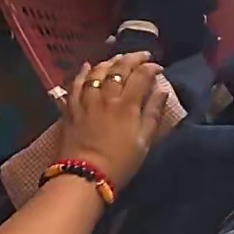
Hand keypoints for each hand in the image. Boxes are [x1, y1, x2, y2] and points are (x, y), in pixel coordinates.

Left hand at [58, 52, 168, 191]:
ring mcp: (86, 101)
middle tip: (142, 56)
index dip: (152, 68)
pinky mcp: (71, 109)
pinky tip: (88, 67)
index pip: (141, 75)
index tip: (159, 69)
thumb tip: (162, 91)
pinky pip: (75, 85)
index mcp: (127, 105)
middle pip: (119, 68)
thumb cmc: (120, 162)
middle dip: (133, 58)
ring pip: (97, 72)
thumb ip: (153, 113)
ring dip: (109, 62)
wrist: (83, 177)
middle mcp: (106, 97)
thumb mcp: (144, 141)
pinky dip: (82, 73)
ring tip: (118, 59)